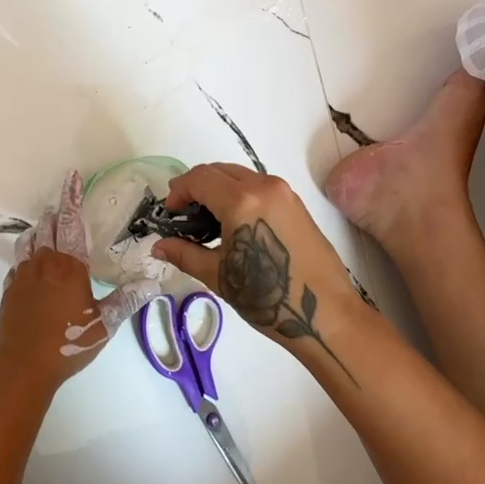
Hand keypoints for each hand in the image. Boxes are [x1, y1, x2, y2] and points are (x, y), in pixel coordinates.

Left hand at [0, 173, 160, 391]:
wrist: (23, 367)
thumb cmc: (68, 344)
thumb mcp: (105, 323)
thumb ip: (128, 299)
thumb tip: (154, 281)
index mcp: (69, 265)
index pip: (72, 222)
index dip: (72, 197)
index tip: (72, 177)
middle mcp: (43, 262)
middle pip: (48, 226)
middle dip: (58, 212)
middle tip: (67, 206)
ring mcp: (22, 275)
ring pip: (29, 240)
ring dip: (40, 230)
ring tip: (50, 229)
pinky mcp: (9, 289)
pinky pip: (18, 262)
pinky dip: (27, 254)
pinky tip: (33, 263)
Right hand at [151, 164, 367, 382]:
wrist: (326, 313)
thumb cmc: (268, 297)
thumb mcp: (220, 276)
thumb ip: (185, 254)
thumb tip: (158, 246)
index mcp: (242, 201)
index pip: (199, 178)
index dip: (178, 192)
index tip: (169, 213)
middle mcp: (264, 186)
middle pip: (219, 170)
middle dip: (196, 187)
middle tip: (184, 215)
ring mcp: (284, 192)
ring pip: (240, 176)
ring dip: (218, 189)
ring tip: (208, 222)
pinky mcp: (296, 203)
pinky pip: (258, 186)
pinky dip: (239, 194)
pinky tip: (235, 224)